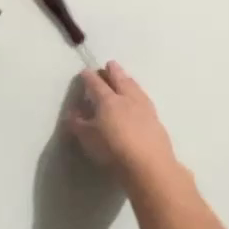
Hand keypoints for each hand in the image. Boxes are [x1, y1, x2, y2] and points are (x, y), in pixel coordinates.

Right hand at [67, 61, 178, 184]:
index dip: (89, 78)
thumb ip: (78, 123)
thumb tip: (73, 113)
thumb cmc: (112, 150)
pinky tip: (140, 98)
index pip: (96, 84)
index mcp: (108, 101)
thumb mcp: (87, 138)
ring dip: (129, 80)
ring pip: (135, 88)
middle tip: (110, 64)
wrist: (148, 165)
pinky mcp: (156, 120)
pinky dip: (139, 94)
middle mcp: (127, 99)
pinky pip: (145, 99)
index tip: (85, 72)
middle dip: (114, 71)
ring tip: (126, 77)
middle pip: (120, 80)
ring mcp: (144, 108)